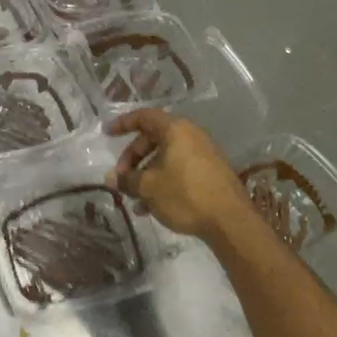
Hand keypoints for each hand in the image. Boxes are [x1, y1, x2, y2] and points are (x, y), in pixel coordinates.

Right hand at [107, 110, 253, 244]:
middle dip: (133, 159)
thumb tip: (111, 178)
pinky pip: (179, 170)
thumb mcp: (148, 187)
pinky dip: (162, 182)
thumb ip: (126, 180)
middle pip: (153, 139)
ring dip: (146, 175)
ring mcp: (203, 154)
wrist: (229, 220)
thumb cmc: (184, 195)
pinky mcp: (210, 172)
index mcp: (175, 130)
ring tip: (134, 200)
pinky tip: (152, 207)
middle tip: (121, 179)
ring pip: (165, 158)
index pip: (144, 117)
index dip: (123, 123)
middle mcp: (191, 136)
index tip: (107, 134)